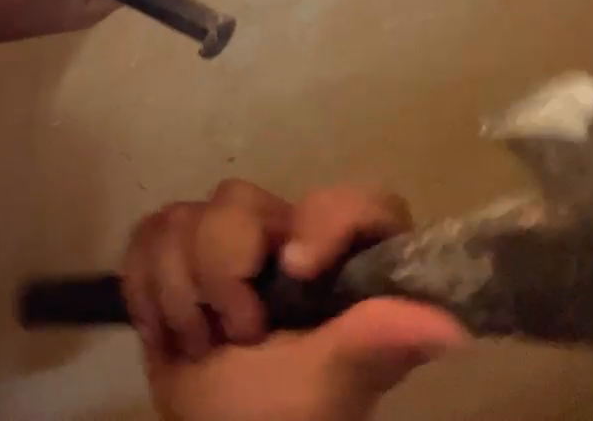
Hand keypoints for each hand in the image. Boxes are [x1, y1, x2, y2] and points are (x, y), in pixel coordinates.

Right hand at [123, 181, 466, 420]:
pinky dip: (145, 286)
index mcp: (338, 270)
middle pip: (238, 201)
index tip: (296, 268)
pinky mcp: (169, 244)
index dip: (328, 218)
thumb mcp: (322, 391)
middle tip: (235, 333)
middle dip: (219, 272)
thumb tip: (447, 327)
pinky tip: (165, 328)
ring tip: (197, 341)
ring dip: (177, 292)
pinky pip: (144, 233)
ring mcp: (219, 237)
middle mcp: (282, 240)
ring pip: (181, 215)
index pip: (359, 203)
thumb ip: (366, 346)